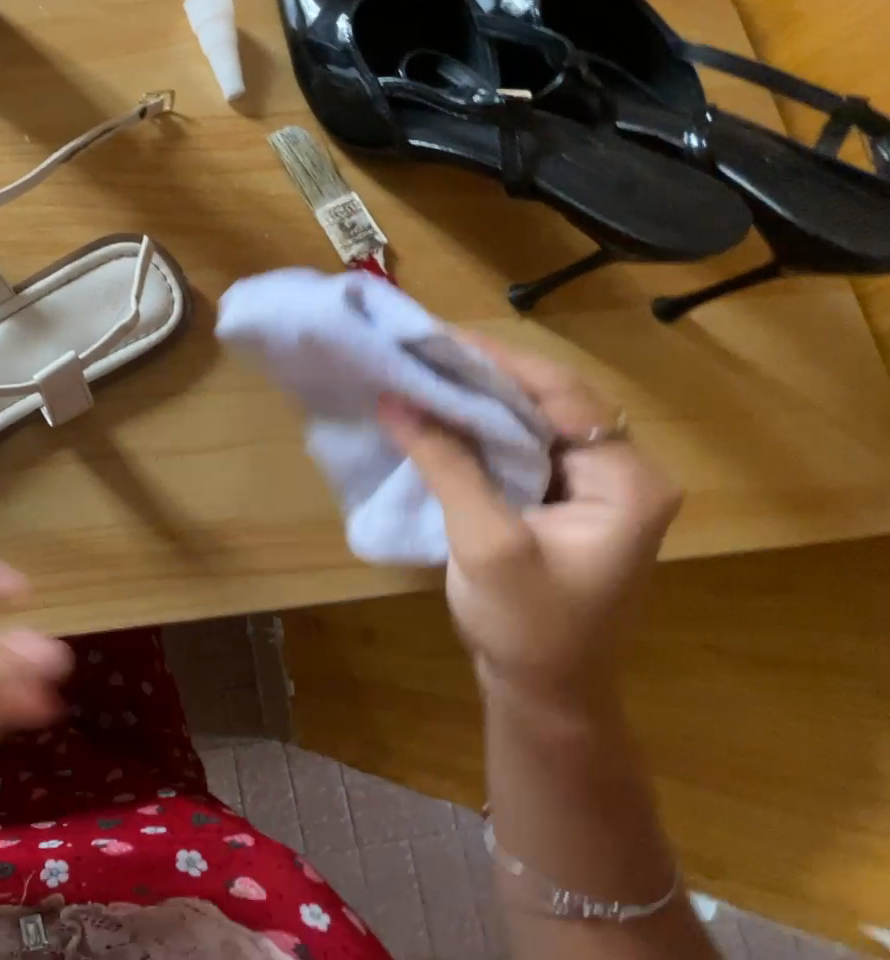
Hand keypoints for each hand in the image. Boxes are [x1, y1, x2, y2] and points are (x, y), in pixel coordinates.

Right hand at [378, 336, 681, 705]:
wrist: (542, 687)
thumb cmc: (527, 623)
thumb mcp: (485, 541)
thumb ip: (446, 465)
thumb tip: (395, 400)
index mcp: (627, 480)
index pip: (563, 397)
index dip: (499, 363)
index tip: (437, 336)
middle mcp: (621, 473)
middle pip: (551, 402)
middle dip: (485, 373)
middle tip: (421, 346)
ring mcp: (591, 488)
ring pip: (533, 422)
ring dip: (479, 398)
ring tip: (422, 369)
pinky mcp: (559, 502)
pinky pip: (521, 448)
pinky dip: (478, 428)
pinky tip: (438, 414)